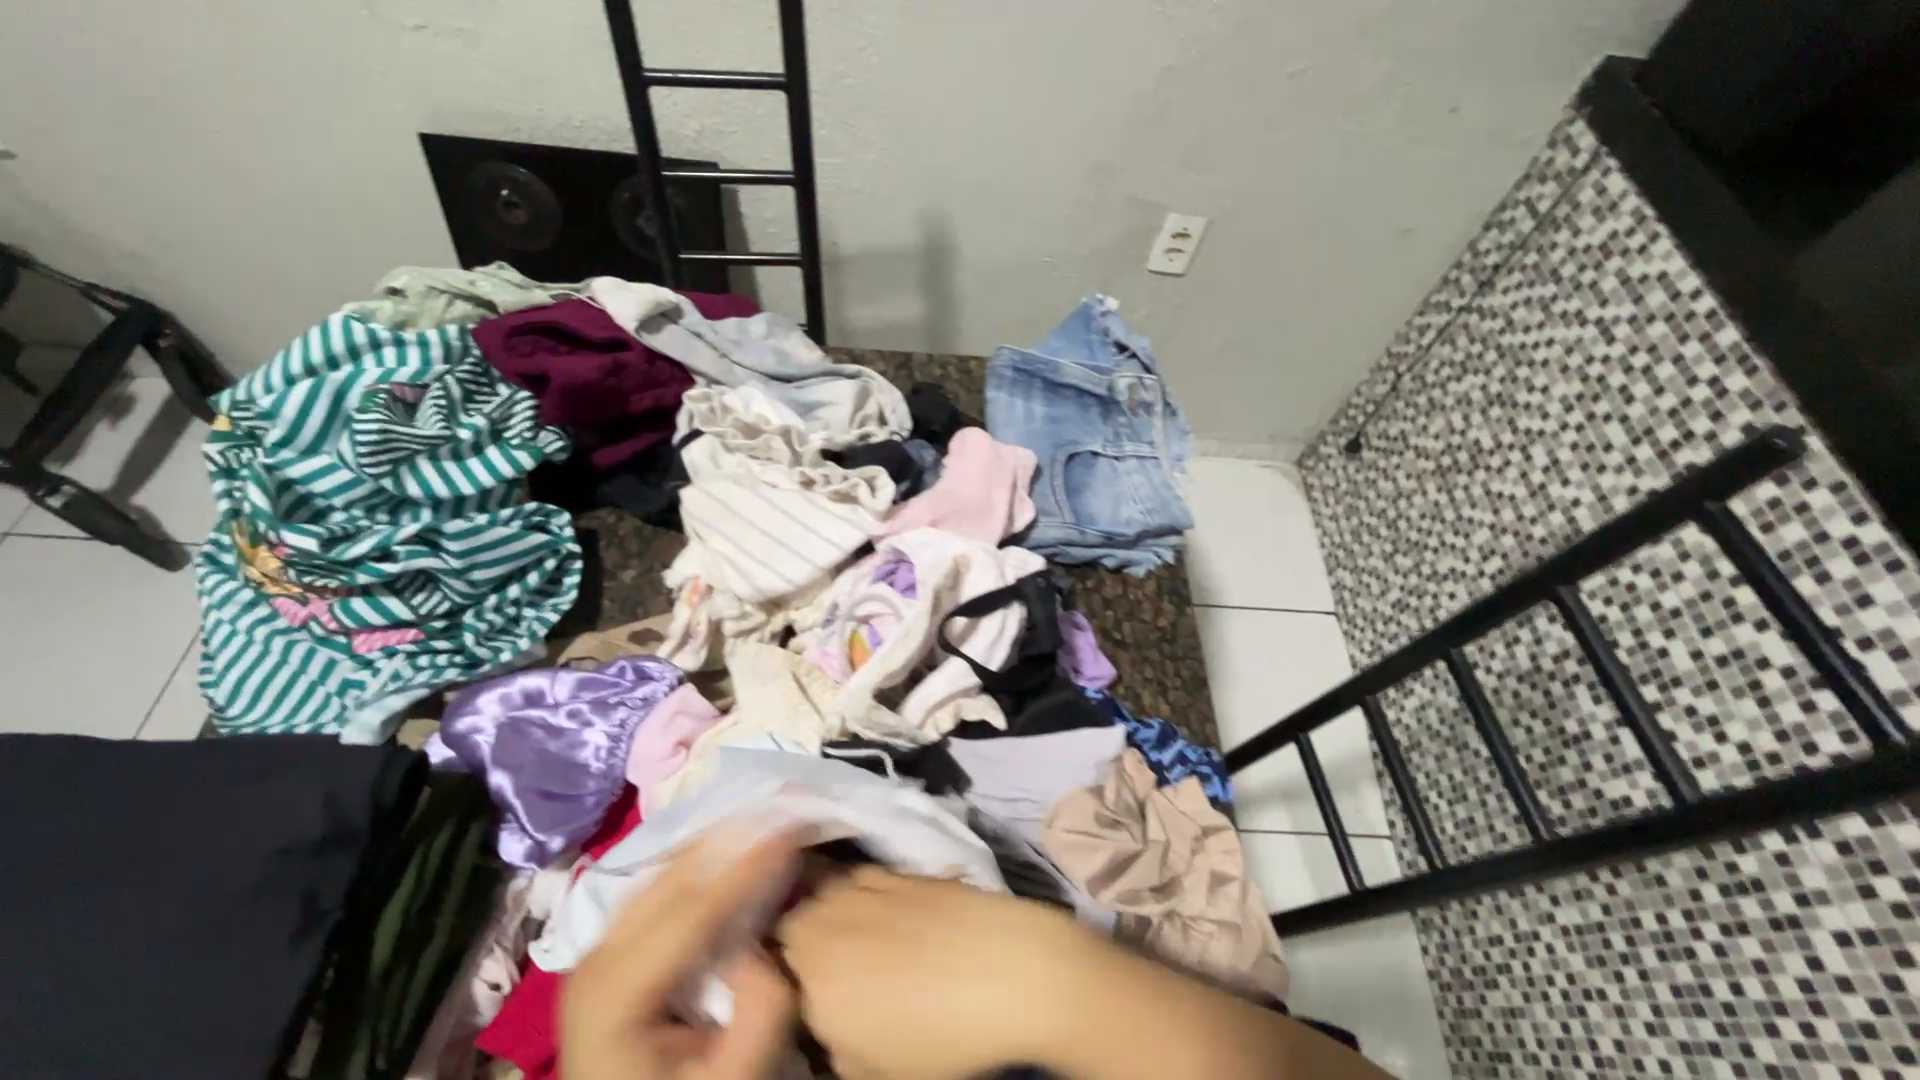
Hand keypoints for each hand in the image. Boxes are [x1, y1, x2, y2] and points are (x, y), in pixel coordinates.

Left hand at [561, 828, 800, 1079]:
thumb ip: (757, 1018)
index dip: (746, 863)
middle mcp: (596, 958)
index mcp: (615, 994)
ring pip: (663, 875)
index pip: (691, 909)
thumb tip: (761, 951)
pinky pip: (659, 891)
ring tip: (768, 816)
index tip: (793, 828)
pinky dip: (701, 864)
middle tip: (787, 805)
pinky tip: (735, 848)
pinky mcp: (613, 952)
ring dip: (718, 844)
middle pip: (671, 879)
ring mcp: (599, 951)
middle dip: (733, 837)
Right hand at [774, 867, 1115, 1079]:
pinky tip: (889, 917)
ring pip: (822, 892)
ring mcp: (863, 887)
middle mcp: (823, 921)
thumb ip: (834, 1048)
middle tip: (823, 969)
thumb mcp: (873, 1071)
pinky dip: (862, 896)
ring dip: (827, 912)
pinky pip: (861, 879)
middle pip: (789, 922)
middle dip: (796, 942)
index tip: (794, 994)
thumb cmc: (941, 1037)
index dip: (777, 982)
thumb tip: (833, 1027)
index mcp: (807, 976)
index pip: (764, 970)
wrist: (1015, 970)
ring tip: (855, 940)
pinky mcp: (900, 871)